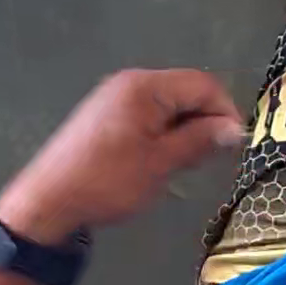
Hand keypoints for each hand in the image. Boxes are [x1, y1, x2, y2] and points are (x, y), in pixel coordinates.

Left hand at [0, 69, 243, 244]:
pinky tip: (161, 161)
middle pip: (185, 92)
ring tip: (185, 165)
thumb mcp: (160, 164)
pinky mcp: (105, 117)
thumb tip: (235, 129)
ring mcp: (114, 98)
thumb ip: (199, 141)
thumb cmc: (108, 182)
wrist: (50, 201)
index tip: (235, 145)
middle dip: (205, 122)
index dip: (225, 112)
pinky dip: (163, 134)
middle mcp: (130, 83)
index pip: (203, 84)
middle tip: (210, 159)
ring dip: (185, 131)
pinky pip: (147, 117)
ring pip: (167, 107)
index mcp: (145, 87)